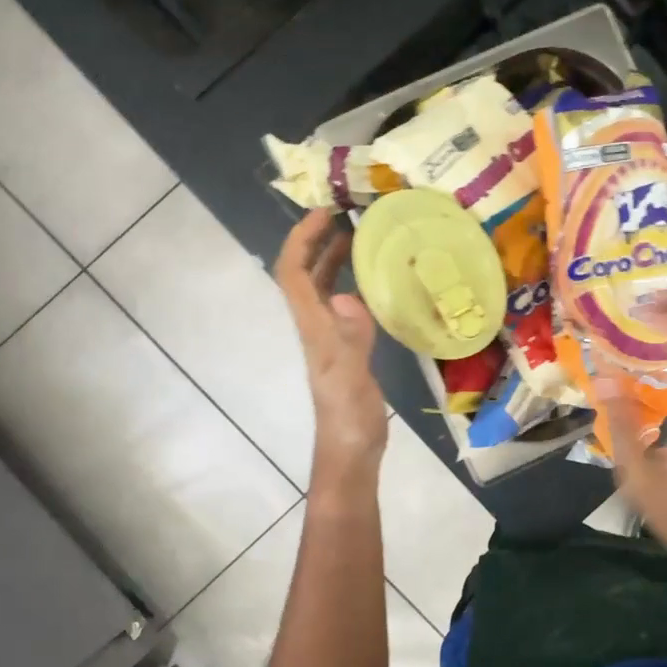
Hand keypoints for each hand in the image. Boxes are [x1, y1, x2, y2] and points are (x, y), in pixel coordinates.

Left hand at [275, 210, 387, 467]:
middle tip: (344, 214)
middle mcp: (315, 328)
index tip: (324, 211)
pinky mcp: (346, 351)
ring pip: (321, 289)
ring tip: (358, 236)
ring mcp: (329, 340)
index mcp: (312, 329)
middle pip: (303, 275)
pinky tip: (373, 282)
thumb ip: (350, 339)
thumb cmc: (349, 419)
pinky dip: (351, 284)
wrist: (350, 455)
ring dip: (332, 259)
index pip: (293, 273)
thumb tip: (345, 295)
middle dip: (316, 240)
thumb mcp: (351, 378)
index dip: (301, 239)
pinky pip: (342, 306)